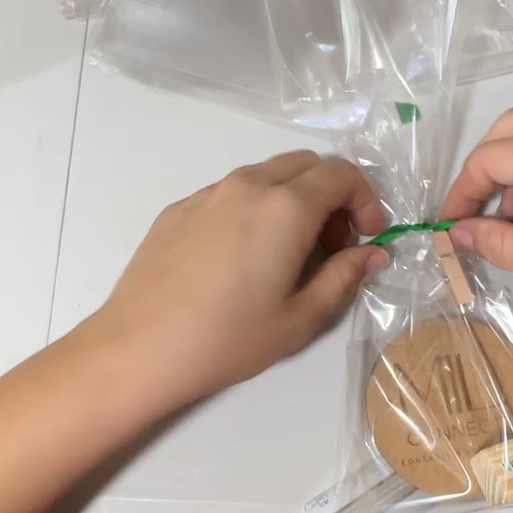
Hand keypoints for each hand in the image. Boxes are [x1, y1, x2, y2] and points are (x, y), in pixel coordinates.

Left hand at [86, 151, 388, 404]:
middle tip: (331, 244)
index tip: (365, 237)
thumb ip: (344, 277)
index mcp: (285, 207)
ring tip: (287, 253)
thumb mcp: (300, 318)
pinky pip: (229, 193)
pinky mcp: (178, 209)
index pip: (342, 174)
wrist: (140, 348)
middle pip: (306, 164)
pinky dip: (253, 209)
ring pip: (265, 175)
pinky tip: (240, 258)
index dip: (366, 201)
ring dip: (291, 199)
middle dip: (331, 195)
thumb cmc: (228, 339)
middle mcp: (246, 186)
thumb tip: (372, 253)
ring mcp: (207, 194)